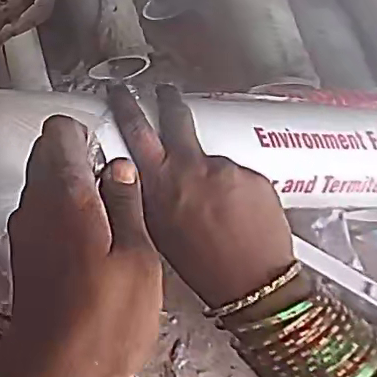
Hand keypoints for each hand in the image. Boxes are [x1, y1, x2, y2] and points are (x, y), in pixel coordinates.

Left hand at [0, 115, 162, 376]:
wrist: (52, 376)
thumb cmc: (106, 321)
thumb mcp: (140, 261)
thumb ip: (127, 204)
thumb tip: (119, 168)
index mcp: (66, 193)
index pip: (59, 131)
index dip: (84, 129)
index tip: (108, 145)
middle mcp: (36, 202)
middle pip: (45, 151)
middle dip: (74, 151)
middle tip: (111, 176)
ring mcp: (24, 226)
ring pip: (40, 179)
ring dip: (66, 179)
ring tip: (106, 209)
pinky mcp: (22, 250)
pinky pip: (38, 207)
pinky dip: (58, 206)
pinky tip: (88, 235)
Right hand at [108, 83, 296, 307]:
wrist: (253, 284)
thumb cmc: (203, 265)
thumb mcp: (157, 228)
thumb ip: (147, 193)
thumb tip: (143, 176)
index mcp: (159, 181)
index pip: (136, 129)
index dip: (126, 105)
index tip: (122, 92)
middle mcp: (190, 167)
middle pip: (175, 117)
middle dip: (167, 100)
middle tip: (165, 92)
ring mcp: (224, 168)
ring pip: (210, 156)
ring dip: (209, 168)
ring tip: (217, 203)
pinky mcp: (253, 174)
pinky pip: (238, 173)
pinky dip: (236, 187)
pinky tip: (237, 212)